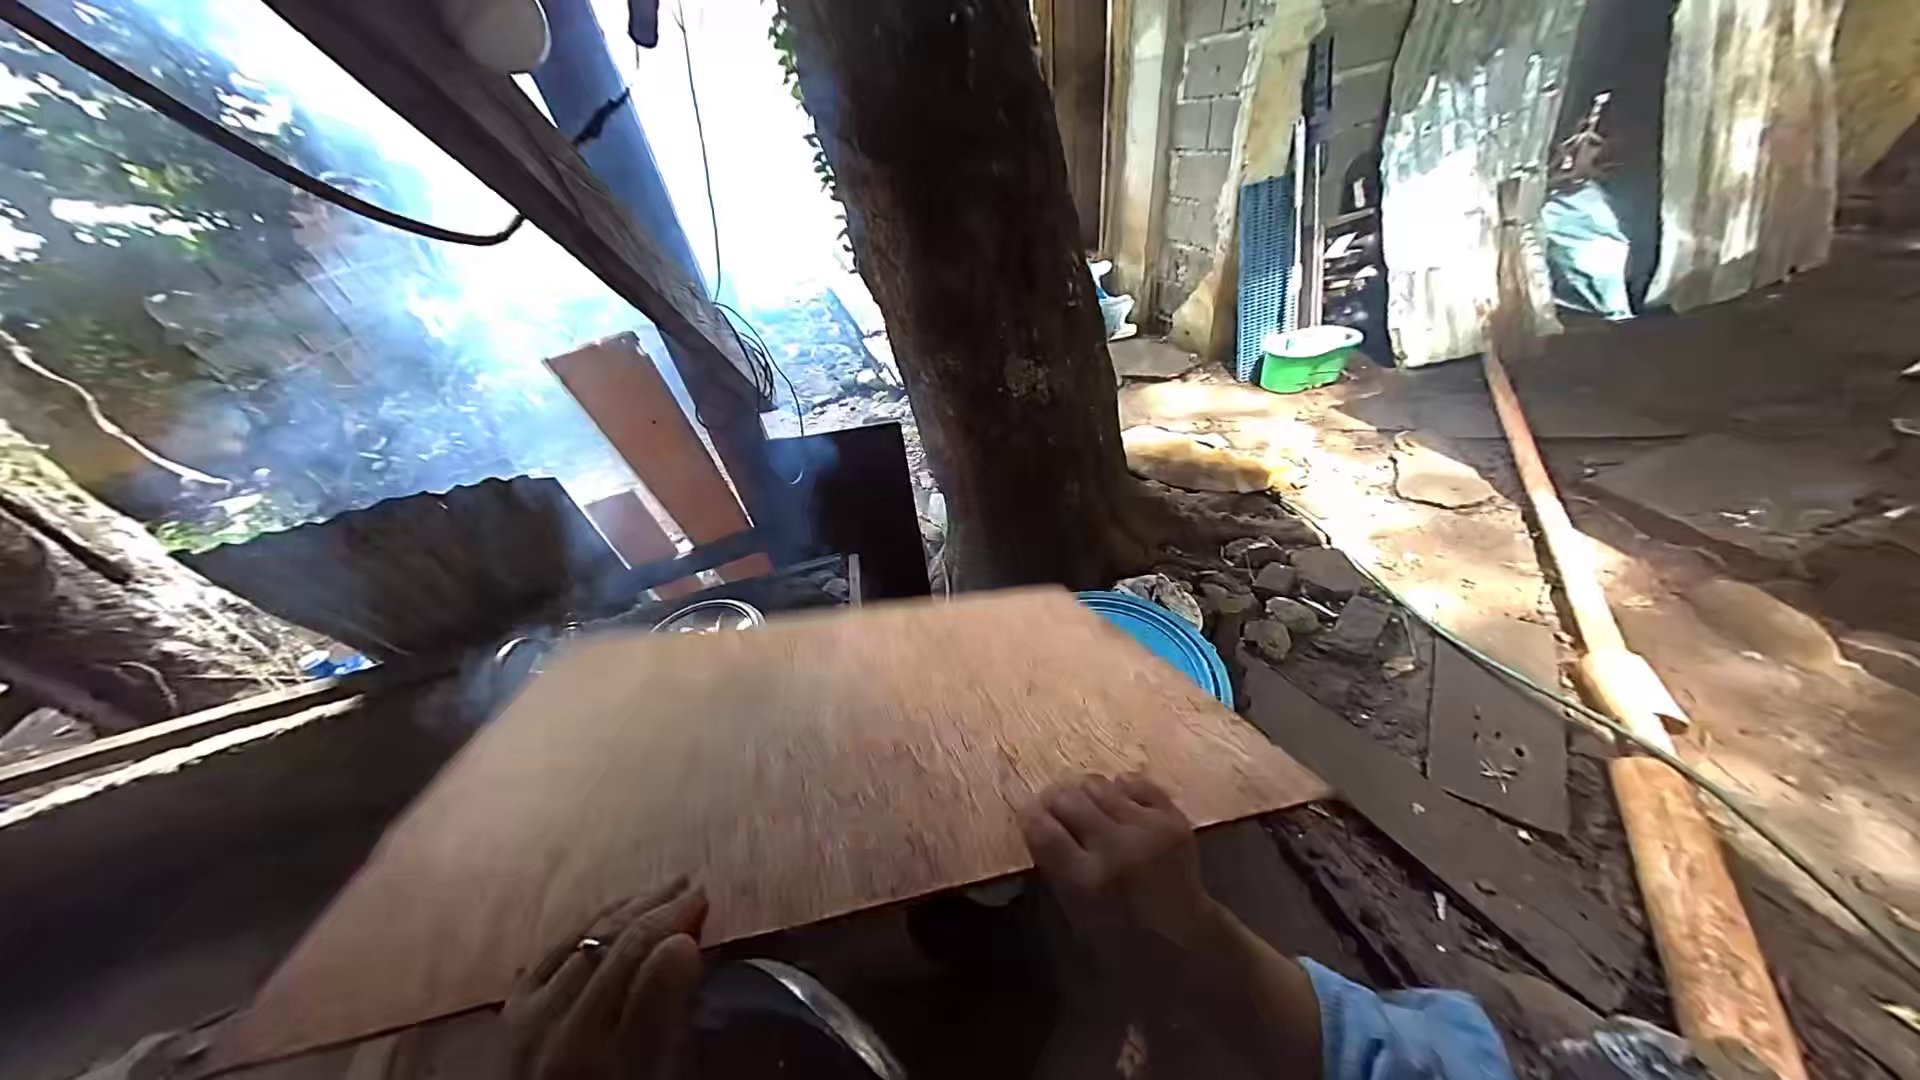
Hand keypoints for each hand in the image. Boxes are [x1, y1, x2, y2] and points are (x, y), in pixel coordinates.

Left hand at [504, 878, 707, 1079]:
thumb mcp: (666, 1078)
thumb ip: (680, 1016)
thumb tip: (694, 950)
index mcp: (617, 1063)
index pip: (660, 972)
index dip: (686, 933)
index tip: (709, 911)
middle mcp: (567, 1038)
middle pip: (627, 944)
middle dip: (669, 908)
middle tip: (700, 891)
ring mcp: (532, 1022)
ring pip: (594, 935)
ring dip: (637, 906)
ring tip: (670, 890)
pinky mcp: (512, 1014)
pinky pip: (559, 945)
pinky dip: (596, 920)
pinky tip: (621, 909)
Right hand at [1019, 772, 1217, 954]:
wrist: (1189, 938)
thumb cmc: (1122, 936)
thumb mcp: (1077, 911)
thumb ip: (1055, 863)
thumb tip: (1033, 814)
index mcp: (1089, 883)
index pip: (1042, 829)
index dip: (1029, 815)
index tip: (1029, 814)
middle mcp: (1118, 850)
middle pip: (1066, 798)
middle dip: (1054, 800)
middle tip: (1056, 810)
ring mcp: (1149, 830)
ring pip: (1096, 783)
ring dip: (1085, 794)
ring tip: (1089, 810)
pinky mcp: (1172, 817)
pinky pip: (1131, 781)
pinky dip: (1118, 790)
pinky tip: (1119, 808)